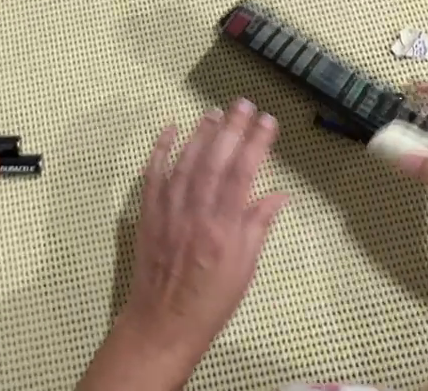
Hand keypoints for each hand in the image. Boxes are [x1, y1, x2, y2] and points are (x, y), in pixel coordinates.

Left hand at [97, 101, 289, 383]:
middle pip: (215, 160)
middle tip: (243, 103)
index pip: (243, 174)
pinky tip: (170, 128)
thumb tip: (279, 194)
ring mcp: (168, 208)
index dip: (256, 144)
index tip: (268, 120)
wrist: (162, 323)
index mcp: (223, 227)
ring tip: (215, 111)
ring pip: (186, 160)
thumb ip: (258, 226)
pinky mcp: (148, 210)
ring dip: (201, 132)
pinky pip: (153, 172)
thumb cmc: (211, 300)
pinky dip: (161, 148)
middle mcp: (195, 211)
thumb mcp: (245, 269)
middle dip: (231, 128)